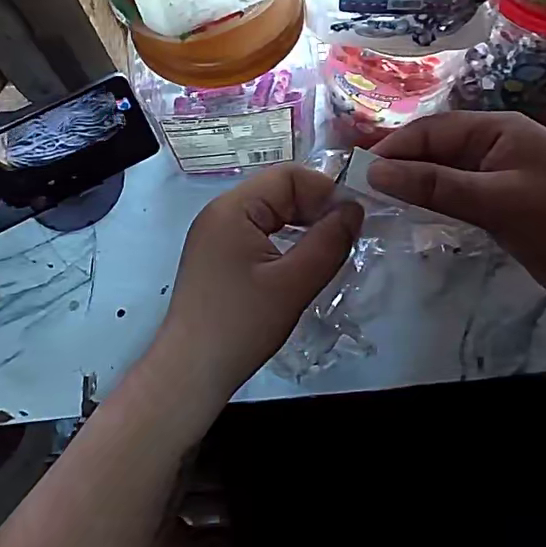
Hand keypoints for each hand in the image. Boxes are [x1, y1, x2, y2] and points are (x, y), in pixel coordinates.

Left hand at [146, 166, 363, 409]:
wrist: (191, 369)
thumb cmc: (241, 324)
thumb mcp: (293, 283)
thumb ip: (329, 242)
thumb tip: (353, 210)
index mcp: (232, 208)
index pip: (287, 177)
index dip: (324, 192)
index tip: (352, 221)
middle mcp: (219, 212)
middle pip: (277, 191)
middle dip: (314, 208)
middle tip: (345, 238)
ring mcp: (214, 234)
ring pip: (269, 213)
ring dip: (300, 226)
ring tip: (327, 251)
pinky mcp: (216, 256)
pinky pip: (257, 233)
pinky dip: (283, 241)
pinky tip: (300, 263)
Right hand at [368, 111, 545, 297]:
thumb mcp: (493, 200)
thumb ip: (434, 184)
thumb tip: (375, 171)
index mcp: (500, 128)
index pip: (433, 129)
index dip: (395, 146)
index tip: (360, 170)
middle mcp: (498, 142)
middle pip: (437, 146)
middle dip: (402, 163)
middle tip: (363, 187)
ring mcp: (501, 171)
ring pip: (445, 169)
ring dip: (416, 180)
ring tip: (380, 198)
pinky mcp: (502, 198)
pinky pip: (458, 189)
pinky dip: (434, 196)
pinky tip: (414, 209)